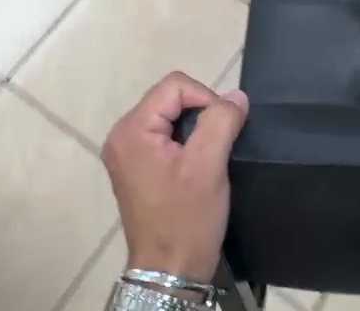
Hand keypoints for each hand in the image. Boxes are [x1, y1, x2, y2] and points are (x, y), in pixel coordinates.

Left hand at [103, 71, 249, 283]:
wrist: (170, 273)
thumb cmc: (186, 218)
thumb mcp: (208, 165)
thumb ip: (221, 120)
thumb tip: (236, 95)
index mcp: (131, 130)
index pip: (176, 86)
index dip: (206, 99)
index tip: (222, 130)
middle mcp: (122, 136)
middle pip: (172, 98)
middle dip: (201, 114)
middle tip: (217, 145)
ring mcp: (128, 152)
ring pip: (172, 116)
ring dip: (196, 129)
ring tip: (208, 157)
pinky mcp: (138, 167)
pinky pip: (167, 135)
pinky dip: (187, 142)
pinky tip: (197, 165)